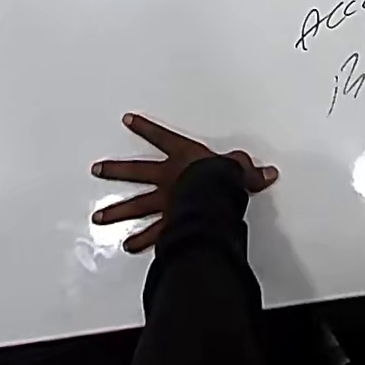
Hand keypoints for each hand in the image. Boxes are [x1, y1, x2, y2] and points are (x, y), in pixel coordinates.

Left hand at [90, 113, 278, 253]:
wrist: (215, 197)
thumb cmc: (223, 178)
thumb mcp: (239, 167)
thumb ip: (248, 171)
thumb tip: (267, 173)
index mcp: (183, 157)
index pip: (160, 137)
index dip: (144, 127)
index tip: (127, 119)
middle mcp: (168, 177)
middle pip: (136, 171)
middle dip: (116, 170)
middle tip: (96, 169)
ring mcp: (164, 201)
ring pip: (135, 204)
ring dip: (117, 211)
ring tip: (98, 217)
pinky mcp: (167, 224)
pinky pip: (151, 233)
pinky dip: (140, 241)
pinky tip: (127, 246)